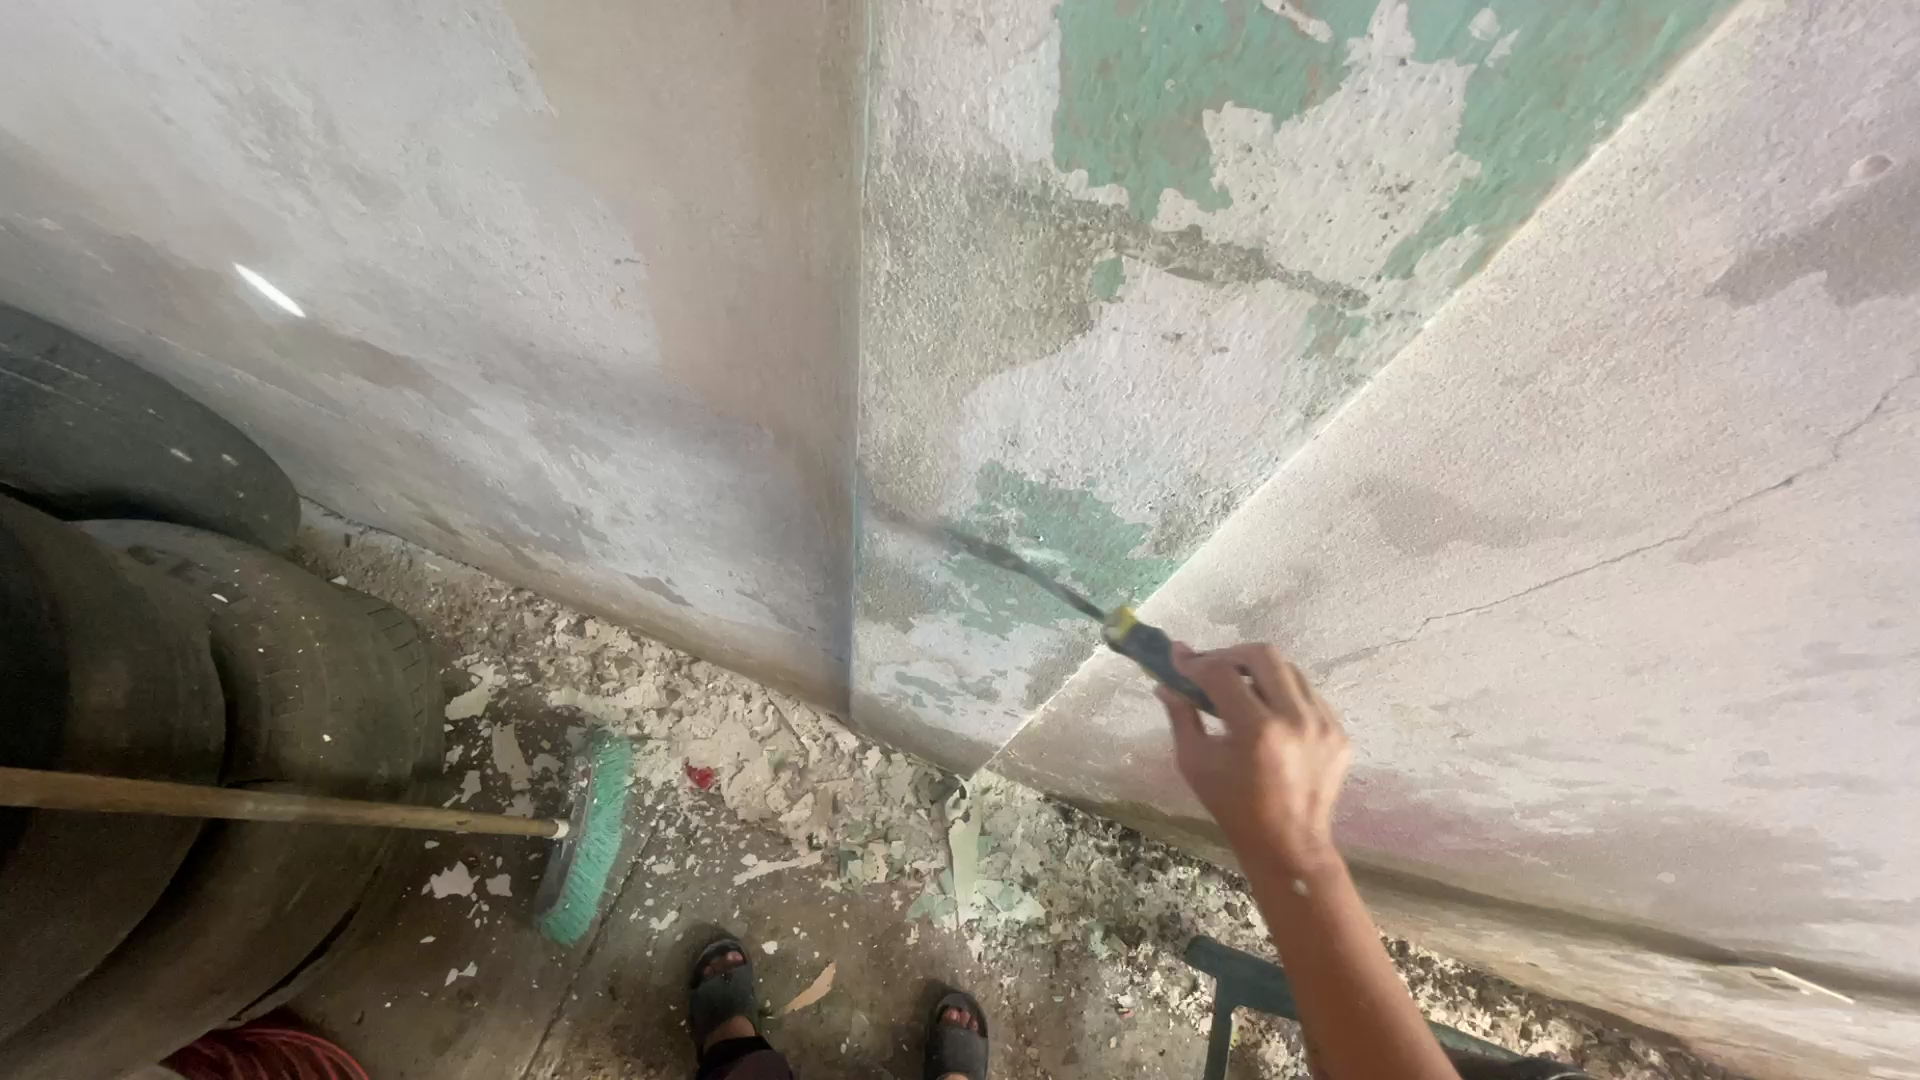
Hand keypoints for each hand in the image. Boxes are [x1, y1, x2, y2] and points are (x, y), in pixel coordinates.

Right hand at [1156, 643, 1350, 873]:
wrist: (1288, 844)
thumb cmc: (1233, 805)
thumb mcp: (1195, 761)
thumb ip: (1181, 715)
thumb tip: (1165, 683)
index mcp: (1257, 731)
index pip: (1221, 673)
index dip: (1195, 661)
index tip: (1178, 657)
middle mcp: (1296, 719)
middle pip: (1262, 655)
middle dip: (1229, 654)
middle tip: (1211, 667)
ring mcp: (1324, 724)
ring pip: (1288, 669)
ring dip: (1257, 670)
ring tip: (1237, 686)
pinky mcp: (1338, 733)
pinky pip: (1307, 693)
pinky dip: (1281, 692)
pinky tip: (1265, 709)